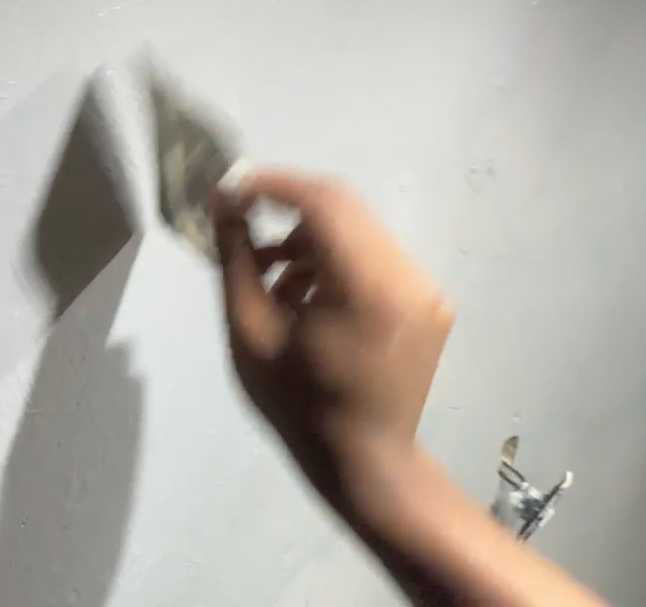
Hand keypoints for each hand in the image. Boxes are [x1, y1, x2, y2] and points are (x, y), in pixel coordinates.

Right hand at [211, 168, 454, 514]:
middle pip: (342, 206)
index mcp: (369, 289)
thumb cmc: (294, 399)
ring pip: (354, 226)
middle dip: (283, 201)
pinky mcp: (424, 301)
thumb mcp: (247, 325)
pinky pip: (368, 252)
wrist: (363, 462)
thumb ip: (236, 255)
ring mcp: (423, 290)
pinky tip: (296, 287)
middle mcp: (409, 279)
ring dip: (302, 231)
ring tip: (263, 265)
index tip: (227, 188)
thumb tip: (221, 199)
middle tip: (235, 213)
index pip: (322, 203)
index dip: (270, 184)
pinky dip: (326, 254)